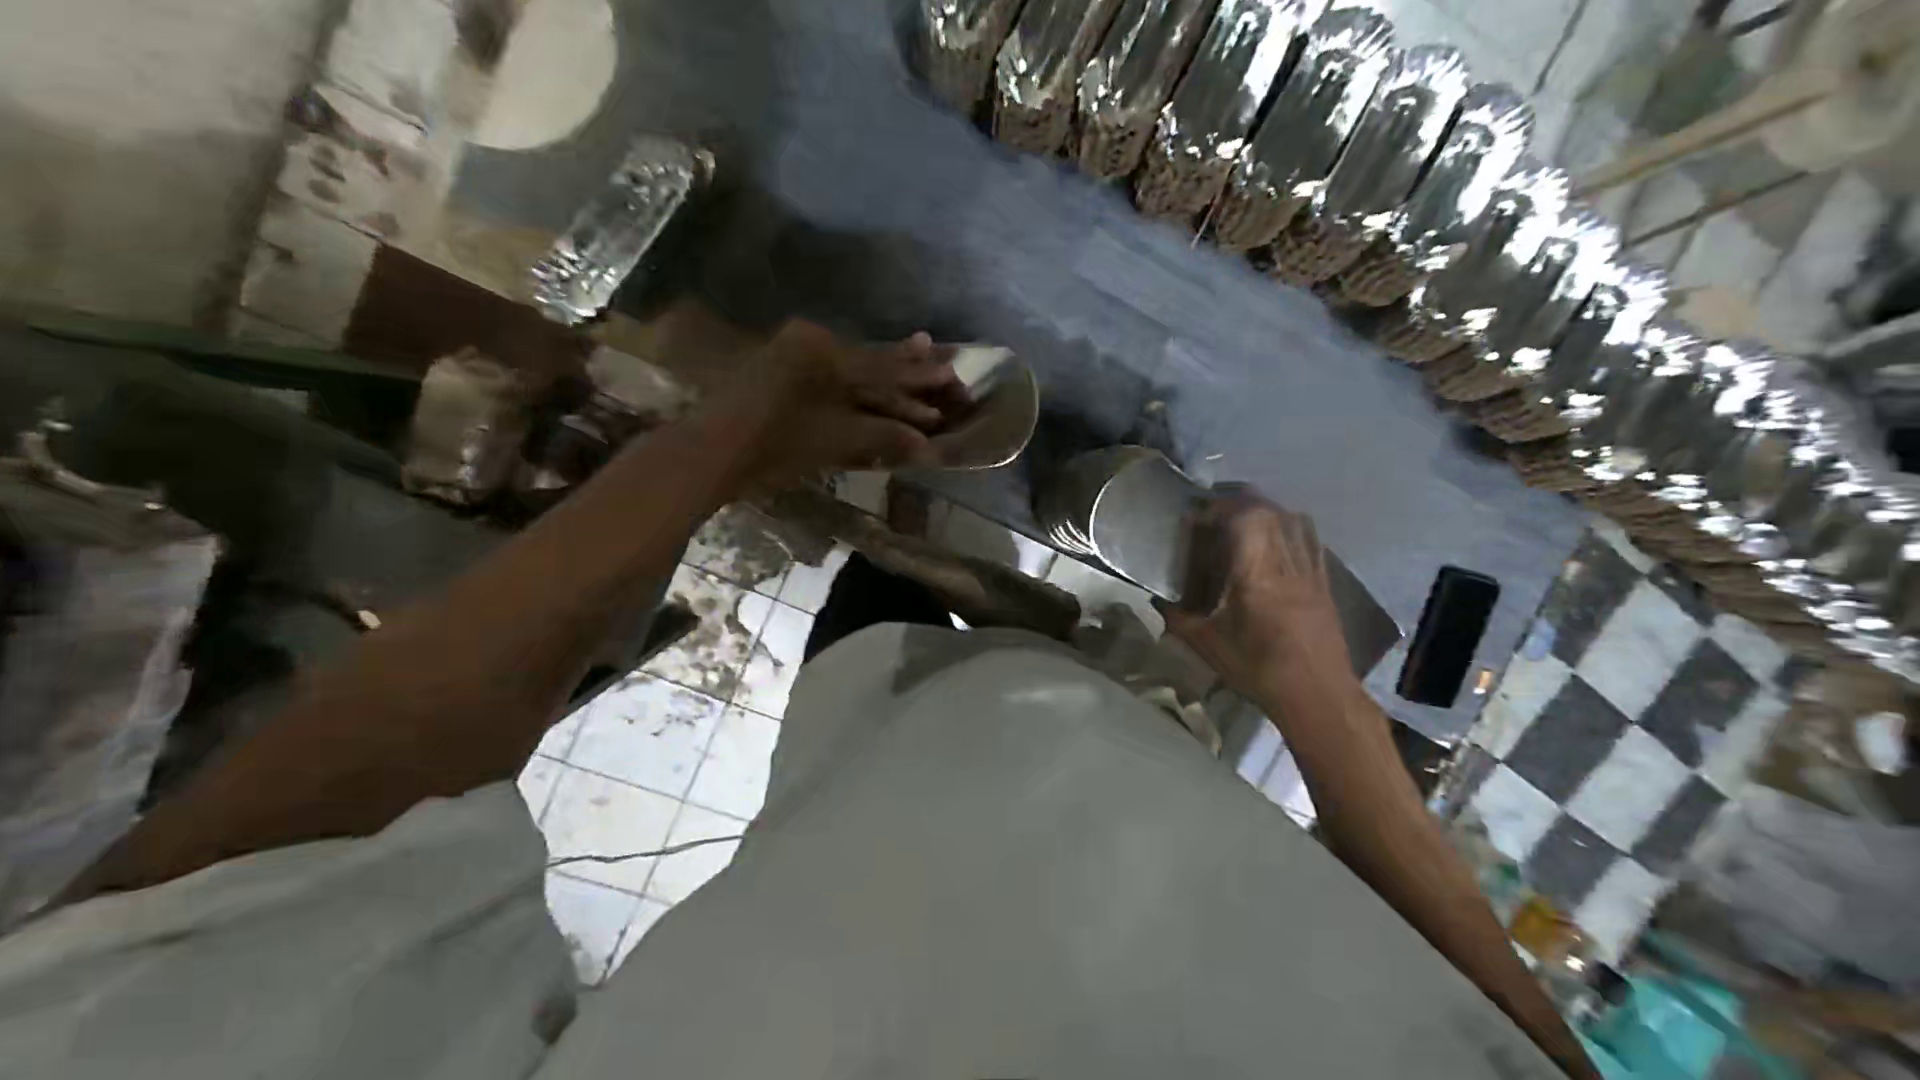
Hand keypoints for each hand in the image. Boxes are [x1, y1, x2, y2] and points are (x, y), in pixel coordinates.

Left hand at [708, 320, 969, 485]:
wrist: (711, 452)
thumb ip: (882, 437)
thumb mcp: (834, 441)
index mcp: (823, 351)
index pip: (881, 366)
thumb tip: (926, 443)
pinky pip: (829, 376)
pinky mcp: (780, 372)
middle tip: (938, 353)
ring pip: (848, 369)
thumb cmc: (775, 444)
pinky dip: (853, 387)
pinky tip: (873, 387)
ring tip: (917, 359)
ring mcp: (791, 355)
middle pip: (866, 361)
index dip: (918, 375)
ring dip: (880, 377)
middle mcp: (808, 344)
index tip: (950, 371)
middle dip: (903, 367)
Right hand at [1161, 496, 1351, 696]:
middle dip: (1241, 502)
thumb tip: (1159, 601)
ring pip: (1295, 520)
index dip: (1222, 507)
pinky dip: (1290, 529)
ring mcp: (1311, 571)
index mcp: (1257, 576)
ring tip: (1244, 521)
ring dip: (1268, 511)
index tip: (1199, 515)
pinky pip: (1310, 540)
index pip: (1247, 519)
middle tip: (1217, 513)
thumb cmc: (1259, 670)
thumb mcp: (1208, 646)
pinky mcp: (1325, 583)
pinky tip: (1275, 542)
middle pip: (1271, 512)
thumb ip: (1179, 618)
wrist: (1318, 696)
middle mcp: (1287, 564)